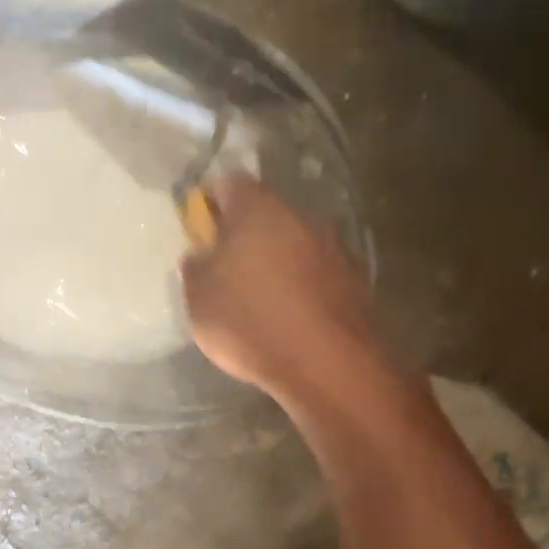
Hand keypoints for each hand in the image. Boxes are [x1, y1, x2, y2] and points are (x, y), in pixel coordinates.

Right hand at [181, 175, 384, 399]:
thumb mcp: (197, 297)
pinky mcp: (353, 280)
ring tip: (256, 299)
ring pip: (291, 243)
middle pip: (264, 214)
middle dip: (242, 235)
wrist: (327, 364)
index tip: (198, 232)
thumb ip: (195, 266)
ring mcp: (332, 247)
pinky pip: (314, 273)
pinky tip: (286, 318)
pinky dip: (298, 286)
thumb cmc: (249, 321)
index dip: (209, 203)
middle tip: (222, 269)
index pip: (228, 184)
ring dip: (273, 262)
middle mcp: (300, 216)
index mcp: (257, 209)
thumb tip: (201, 254)